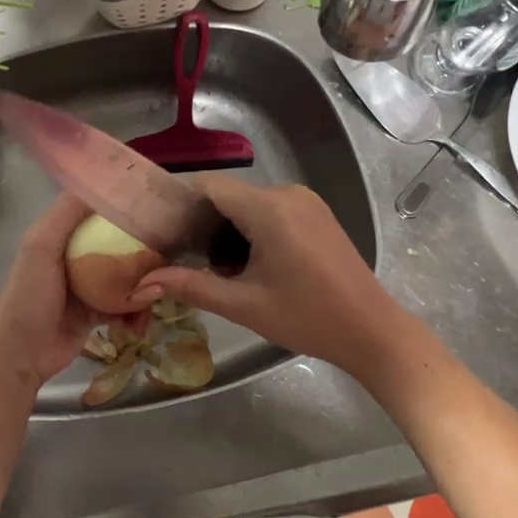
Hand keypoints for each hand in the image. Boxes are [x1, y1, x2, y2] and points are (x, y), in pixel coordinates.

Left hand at [0, 194, 150, 389]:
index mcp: (62, 233)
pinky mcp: (96, 313)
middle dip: (147, 254)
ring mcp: (88, 285)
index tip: (160, 209)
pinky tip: (138, 326)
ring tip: (152, 303)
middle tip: (169, 263)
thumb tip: (104, 184)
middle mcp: (76, 254)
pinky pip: (126, 306)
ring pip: (129, 277)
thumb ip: (67, 213)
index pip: (100, 211)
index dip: (128, 207)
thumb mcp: (41, 245)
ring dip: (145, 290)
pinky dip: (136, 315)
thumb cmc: (29, 295)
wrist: (20, 354)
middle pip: (121, 244)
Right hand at [139, 174, 407, 367]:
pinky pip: (269, 211)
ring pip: (247, 204)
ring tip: (212, 268)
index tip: (157, 227)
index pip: (208, 186)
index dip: (179, 202)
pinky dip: (249, 231)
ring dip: (225, 230)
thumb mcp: (243, 305)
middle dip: (200, 223)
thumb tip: (145, 283)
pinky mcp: (316, 214)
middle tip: (179, 256)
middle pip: (227, 195)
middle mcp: (287, 194)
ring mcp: (305, 202)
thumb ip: (191, 286)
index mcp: (268, 209)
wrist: (372, 331)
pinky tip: (245, 265)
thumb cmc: (307, 317)